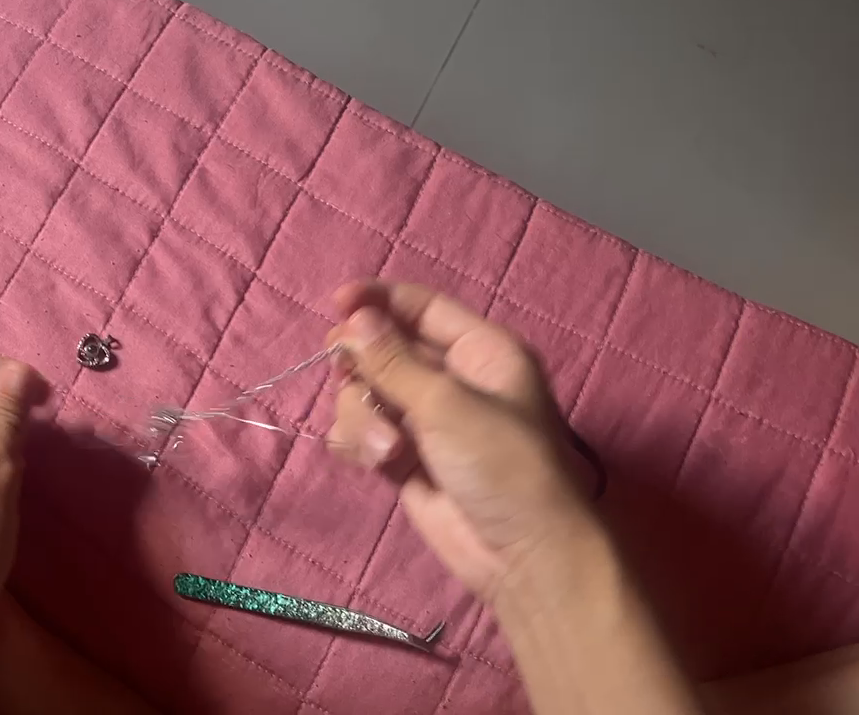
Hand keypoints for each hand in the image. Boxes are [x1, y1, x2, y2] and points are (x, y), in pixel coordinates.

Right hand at [325, 281, 595, 602]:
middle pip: (380, 346)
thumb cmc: (502, 466)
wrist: (521, 559)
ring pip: (362, 390)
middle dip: (361, 365)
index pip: (420, 306)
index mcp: (479, 352)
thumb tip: (353, 320)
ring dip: (363, 415)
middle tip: (345, 372)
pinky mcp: (401, 452)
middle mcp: (450, 377)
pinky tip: (378, 463)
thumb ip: (391, 360)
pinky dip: (360, 442)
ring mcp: (422, 416)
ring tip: (387, 447)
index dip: (377, 299)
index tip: (336, 303)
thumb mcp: (447, 404)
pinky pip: (359, 428)